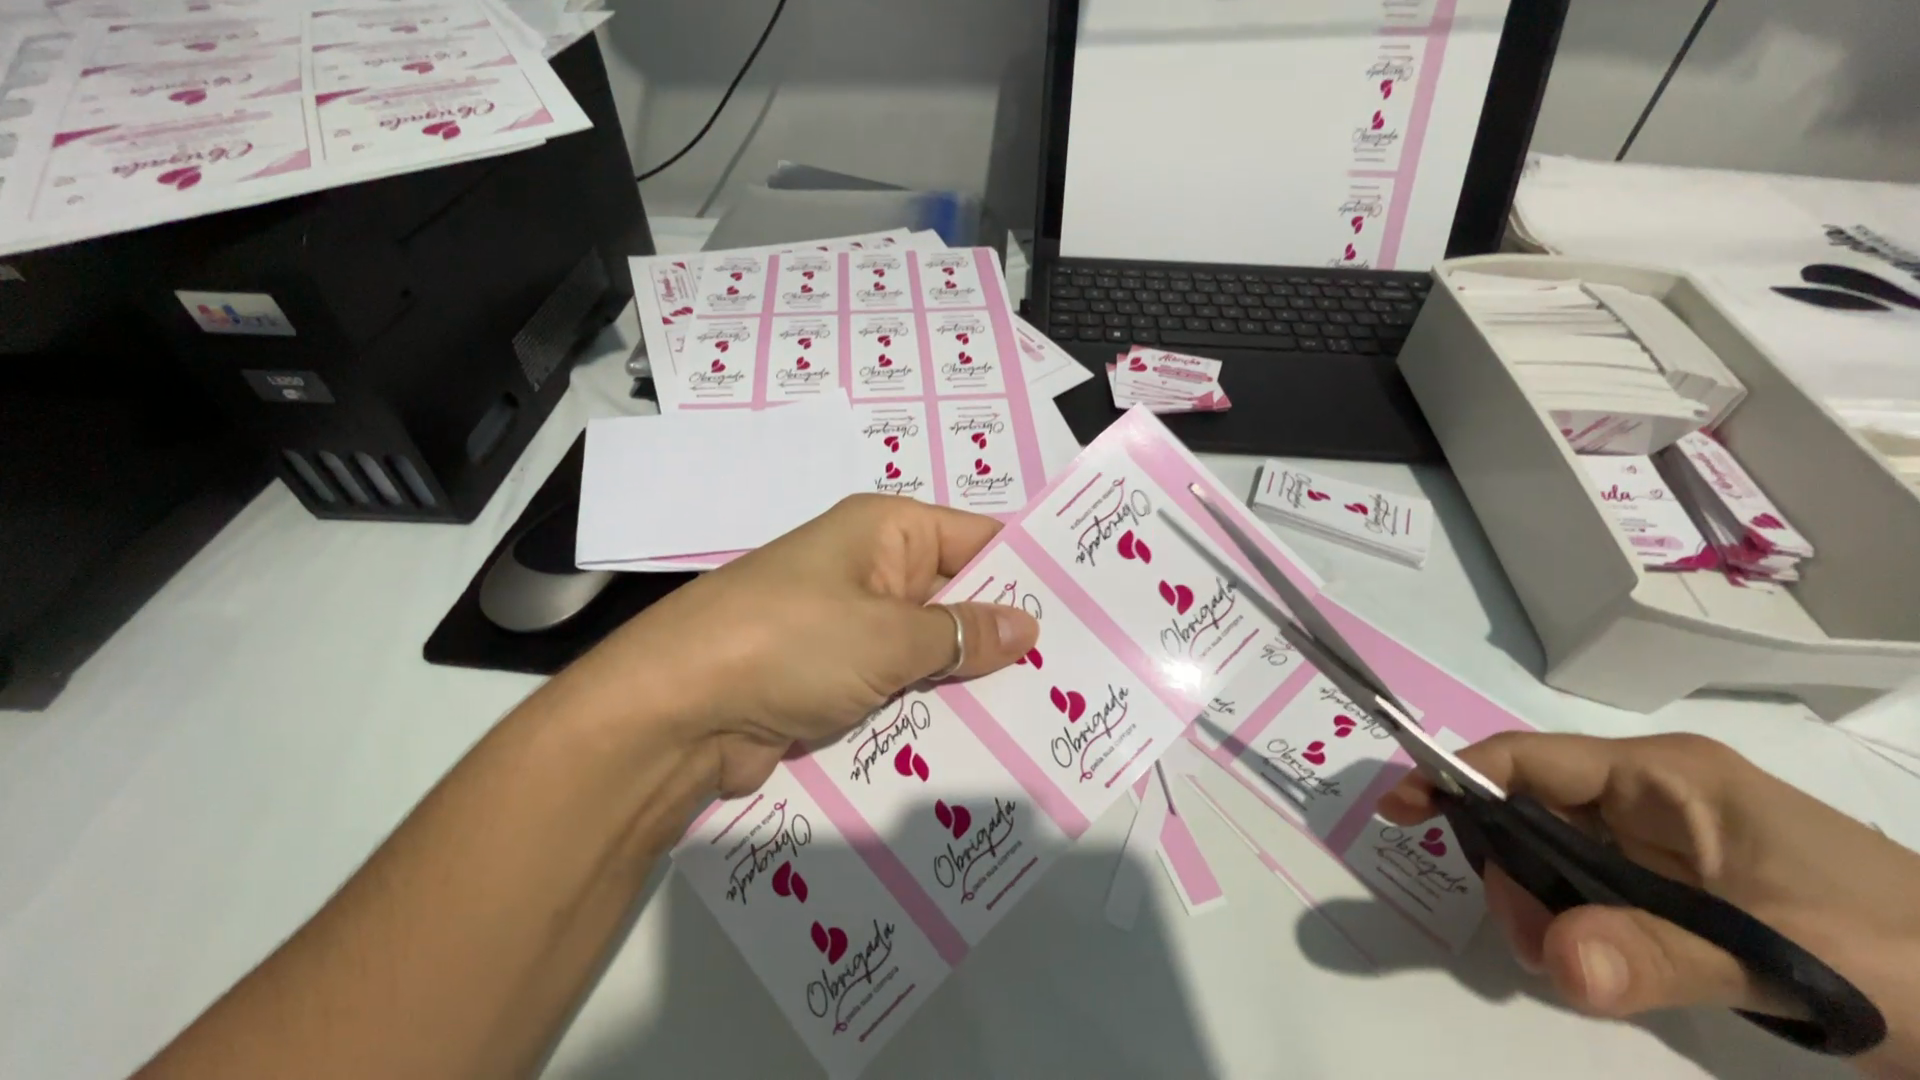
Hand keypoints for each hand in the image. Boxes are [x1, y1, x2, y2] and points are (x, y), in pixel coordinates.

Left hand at [565, 495, 1039, 797]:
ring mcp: (848, 629)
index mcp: (884, 532)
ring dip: (968, 682)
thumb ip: (963, 634)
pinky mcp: (831, 681)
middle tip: (1077, 674)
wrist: (676, 712)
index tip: (1087, 609)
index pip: (978, 538)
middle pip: (956, 597)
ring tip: (1046, 714)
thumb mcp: (889, 635)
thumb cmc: (791, 644)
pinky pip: (896, 689)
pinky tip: (981, 741)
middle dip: (1005, 635)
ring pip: (929, 651)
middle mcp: (869, 572)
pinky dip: (928, 710)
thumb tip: (1026, 625)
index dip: (1030, 571)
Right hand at [1380, 733, 1919, 1073]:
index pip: (1530, 759)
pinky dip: (1580, 927)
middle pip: (1530, 813)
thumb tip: (1551, 961)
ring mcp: (1665, 842)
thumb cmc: (1912, 957)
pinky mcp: (1678, 886)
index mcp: (1668, 778)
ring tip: (1585, 967)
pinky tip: (1605, 962)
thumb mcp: (1784, 957)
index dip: (1457, 777)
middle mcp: (1654, 797)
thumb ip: (1662, 954)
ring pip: (1555, 857)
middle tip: (1541, 948)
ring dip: (1549, 911)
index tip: (1399, 811)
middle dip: (1515, 875)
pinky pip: (1593, 891)